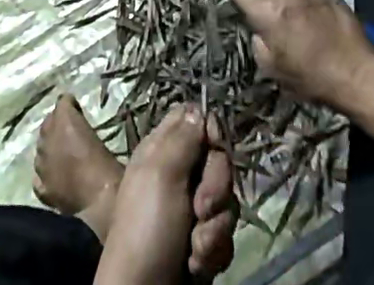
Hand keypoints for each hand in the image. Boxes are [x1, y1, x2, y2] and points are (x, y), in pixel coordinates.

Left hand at [95, 105, 236, 283]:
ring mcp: (190, 209)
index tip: (214, 145)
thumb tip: (199, 108)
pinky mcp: (202, 241)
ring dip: (215, 230)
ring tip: (195, 251)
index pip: (193, 119)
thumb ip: (183, 138)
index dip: (209, 128)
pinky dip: (214, 252)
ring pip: (226, 201)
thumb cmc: (147, 229)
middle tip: (200, 209)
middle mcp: (178, 175)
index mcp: (162, 151)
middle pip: (218, 160)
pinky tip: (196, 266)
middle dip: (216, 189)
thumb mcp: (160, 176)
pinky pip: (225, 234)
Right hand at [232, 0, 373, 107]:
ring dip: (287, 4)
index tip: (247, 16)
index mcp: (270, 10)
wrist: (358, 74)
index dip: (241, 2)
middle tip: (274, 27)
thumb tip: (260, 30)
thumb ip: (258, 43)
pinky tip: (316, 24)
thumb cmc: (311, 78)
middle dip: (265, 4)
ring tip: (298, 26)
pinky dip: (306, 5)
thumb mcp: (272, 70)